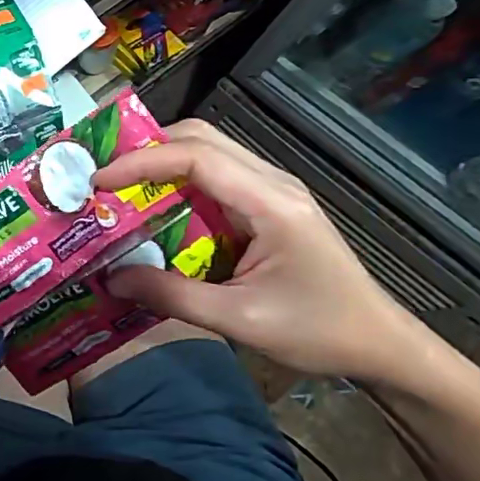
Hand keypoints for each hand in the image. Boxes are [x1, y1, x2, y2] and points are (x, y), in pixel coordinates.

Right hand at [92, 119, 431, 385]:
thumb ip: (173, 296)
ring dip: (162, 161)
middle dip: (147, 150)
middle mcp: (272, 182)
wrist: (380, 342)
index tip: (100, 180)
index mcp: (271, 203)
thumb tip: (112, 278)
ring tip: (121, 187)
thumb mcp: (239, 321)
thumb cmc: (318, 332)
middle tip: (104, 177)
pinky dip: (180, 180)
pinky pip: (217, 174)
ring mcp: (273, 188)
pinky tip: (157, 204)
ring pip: (208, 150)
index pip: (196, 158)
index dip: (142, 161)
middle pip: (201, 138)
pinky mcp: (269, 202)